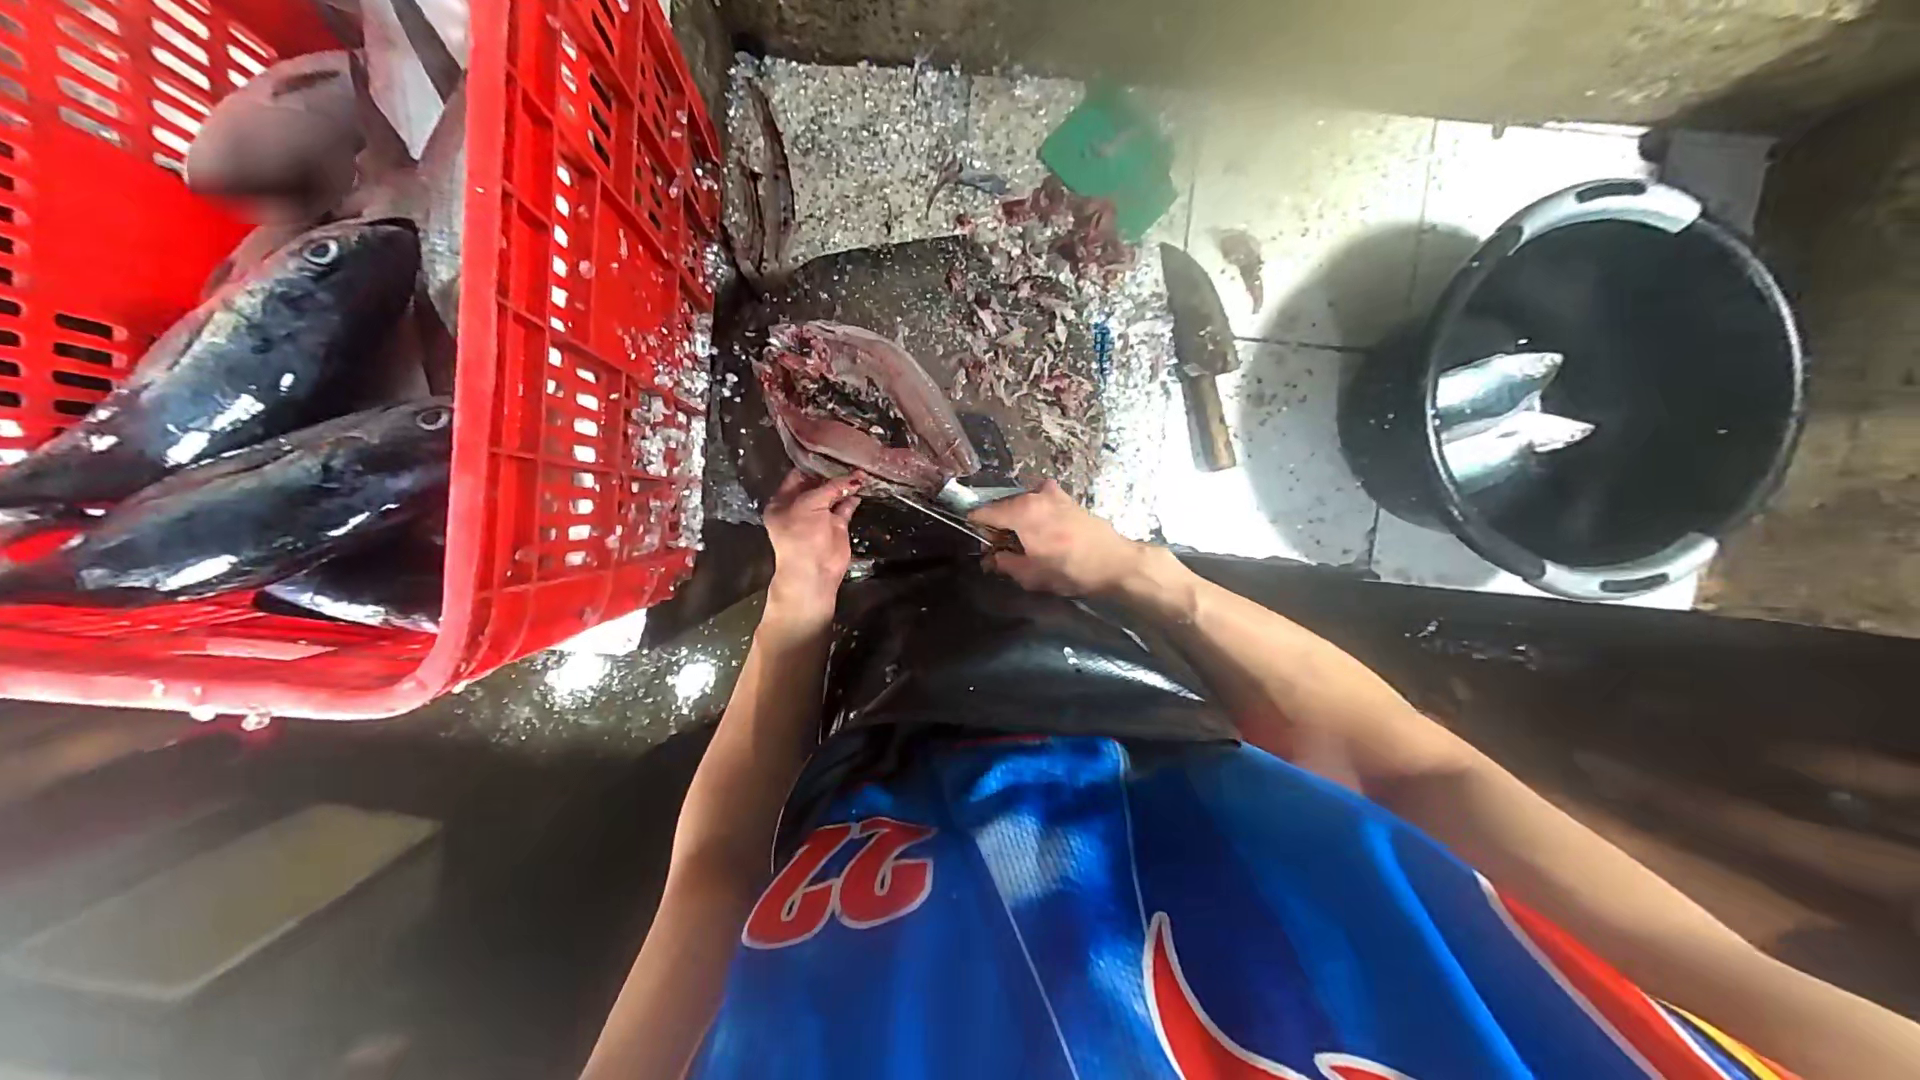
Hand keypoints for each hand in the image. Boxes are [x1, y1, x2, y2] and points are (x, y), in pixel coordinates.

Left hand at [763, 469, 861, 629]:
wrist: (813, 571)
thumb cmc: (801, 535)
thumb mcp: (810, 504)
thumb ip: (830, 487)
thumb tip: (853, 477)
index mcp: (783, 501)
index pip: (798, 476)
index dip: (814, 465)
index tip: (830, 452)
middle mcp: (800, 506)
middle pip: (818, 484)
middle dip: (832, 473)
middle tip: (849, 457)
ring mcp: (819, 516)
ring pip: (833, 495)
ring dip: (845, 485)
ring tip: (860, 471)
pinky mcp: (836, 525)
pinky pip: (845, 507)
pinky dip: (853, 498)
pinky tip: (861, 487)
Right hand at [970, 480, 1154, 597]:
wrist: (1115, 563)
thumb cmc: (1070, 569)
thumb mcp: (1031, 574)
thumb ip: (1005, 563)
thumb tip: (992, 558)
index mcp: (1021, 510)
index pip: (984, 512)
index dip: (976, 527)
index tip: (978, 541)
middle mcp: (1034, 494)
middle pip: (1003, 506)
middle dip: (998, 524)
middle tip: (1000, 547)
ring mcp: (1053, 493)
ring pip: (1022, 504)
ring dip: (1017, 519)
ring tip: (1023, 543)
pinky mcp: (1068, 498)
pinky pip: (1040, 503)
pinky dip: (1035, 515)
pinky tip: (1041, 534)